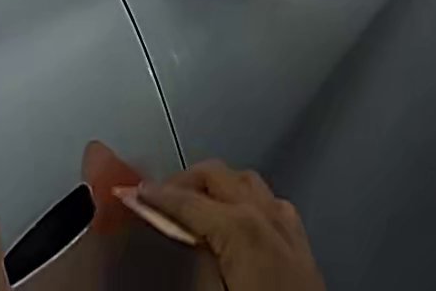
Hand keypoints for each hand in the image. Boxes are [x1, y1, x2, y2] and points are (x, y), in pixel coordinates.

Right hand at [135, 161, 325, 290]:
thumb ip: (199, 260)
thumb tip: (188, 236)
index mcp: (239, 227)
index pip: (187, 201)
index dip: (157, 196)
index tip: (135, 193)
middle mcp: (264, 215)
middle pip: (215, 175)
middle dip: (183, 181)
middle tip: (159, 197)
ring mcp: (285, 225)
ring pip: (243, 179)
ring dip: (215, 184)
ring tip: (193, 202)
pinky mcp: (300, 242)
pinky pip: (269, 201)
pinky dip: (245, 197)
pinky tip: (236, 214)